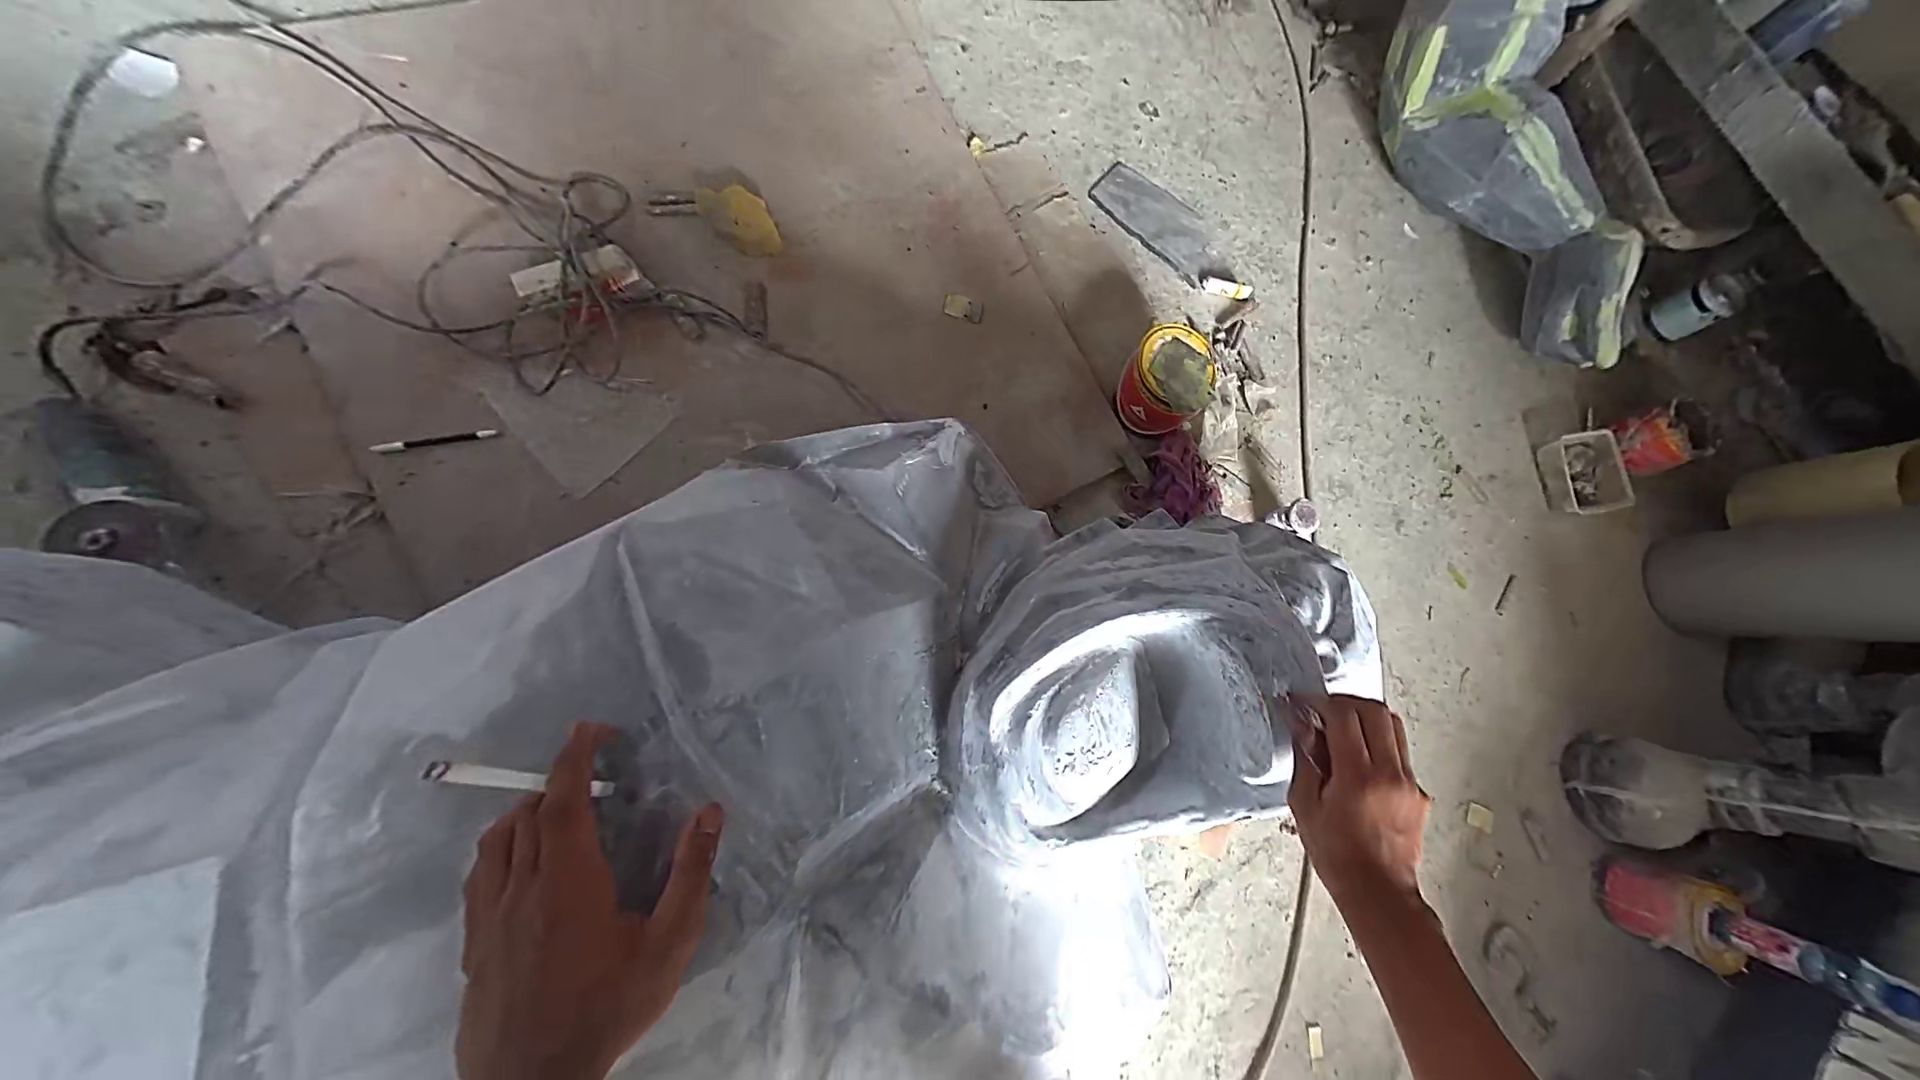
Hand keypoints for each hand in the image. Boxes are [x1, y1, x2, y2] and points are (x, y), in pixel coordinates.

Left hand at [457, 723, 723, 1079]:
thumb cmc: (608, 1006)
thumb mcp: (669, 942)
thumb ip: (691, 872)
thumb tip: (709, 811)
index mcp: (569, 880)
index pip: (563, 800)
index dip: (573, 757)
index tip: (589, 729)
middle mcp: (523, 887)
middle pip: (528, 813)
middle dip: (558, 778)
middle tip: (594, 771)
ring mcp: (490, 916)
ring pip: (497, 841)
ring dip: (527, 810)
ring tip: (560, 810)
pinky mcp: (474, 944)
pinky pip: (481, 875)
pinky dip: (503, 846)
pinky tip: (524, 862)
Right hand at [1286, 694, 1430, 906]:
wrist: (1377, 890)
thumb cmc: (1338, 854)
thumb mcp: (1305, 804)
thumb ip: (1305, 759)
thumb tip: (1303, 726)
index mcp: (1359, 777)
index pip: (1345, 716)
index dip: (1321, 703)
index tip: (1305, 704)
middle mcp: (1390, 775)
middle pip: (1376, 712)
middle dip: (1346, 703)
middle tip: (1324, 710)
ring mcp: (1409, 783)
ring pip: (1394, 727)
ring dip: (1365, 719)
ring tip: (1341, 730)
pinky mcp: (1417, 792)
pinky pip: (1398, 752)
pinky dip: (1376, 743)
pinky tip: (1356, 759)